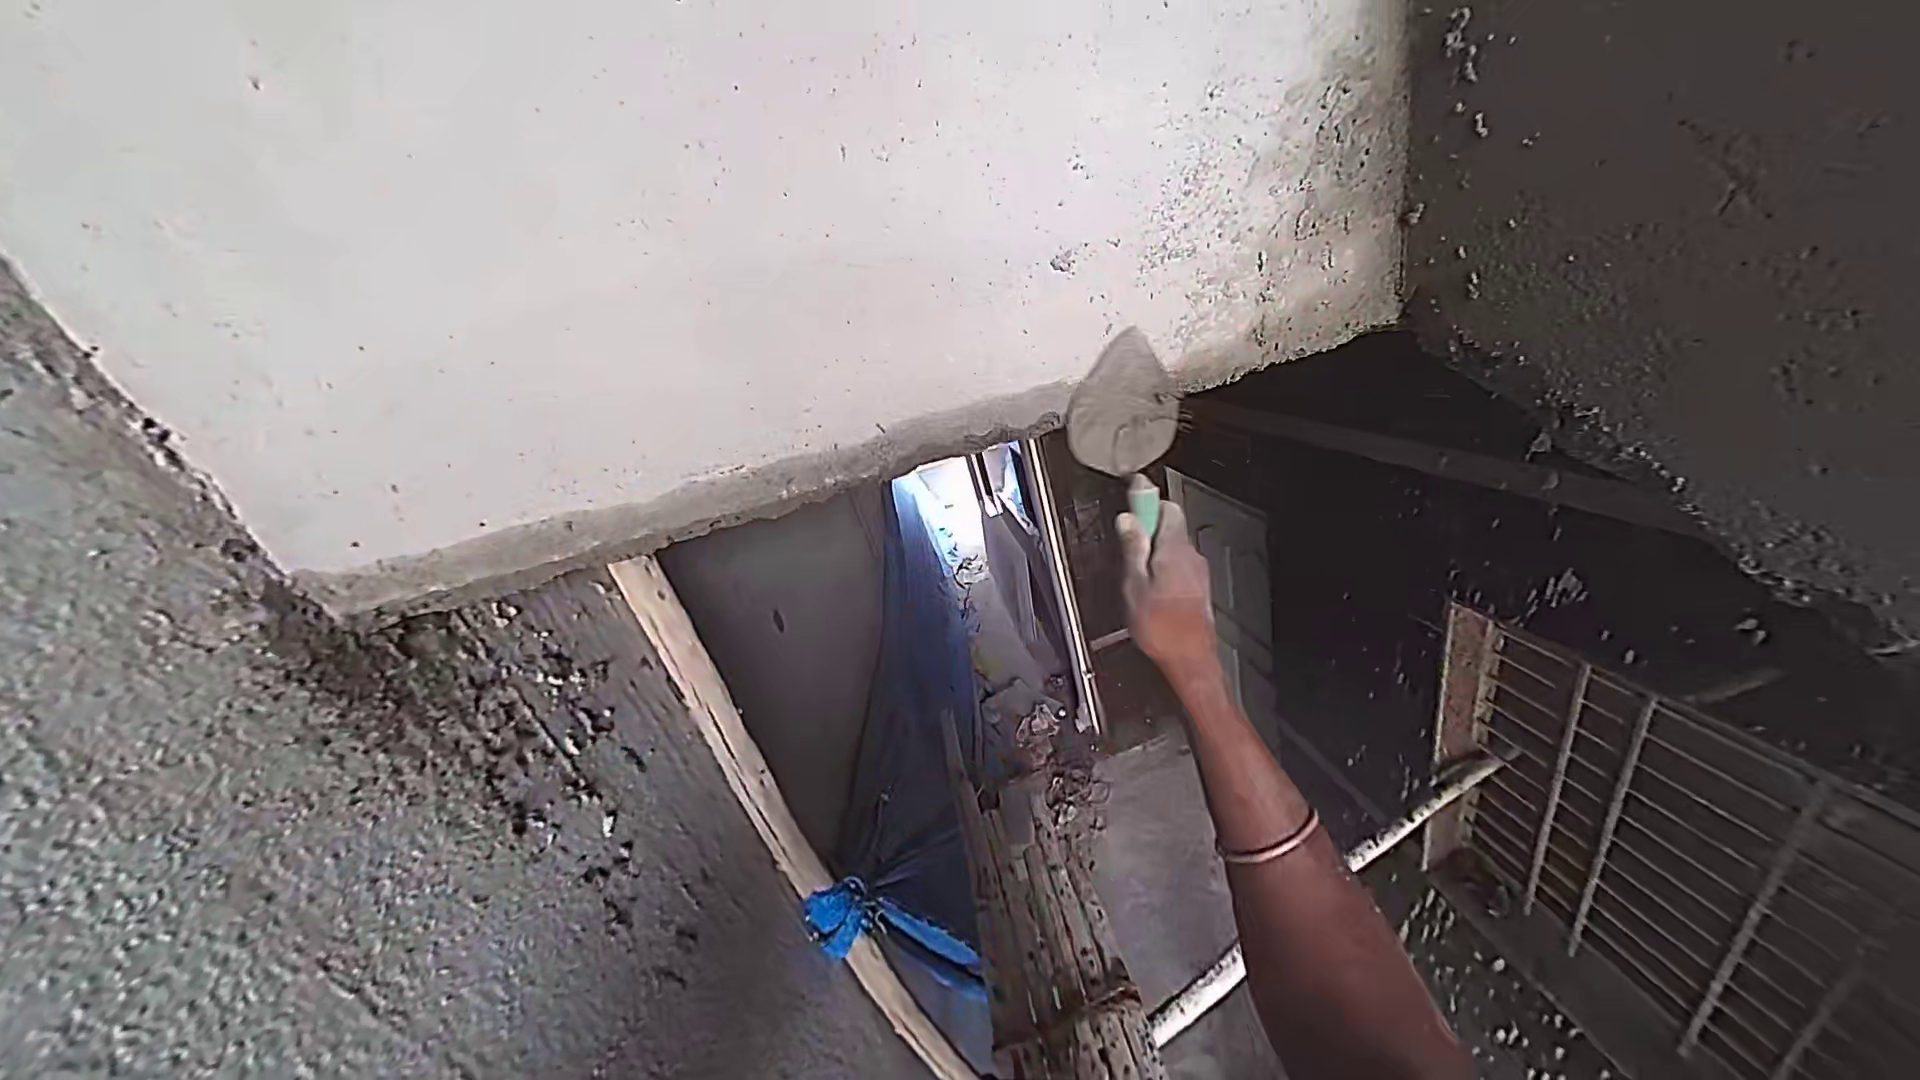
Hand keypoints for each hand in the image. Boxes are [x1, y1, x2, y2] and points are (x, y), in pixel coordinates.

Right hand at [1116, 495, 1222, 691]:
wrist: (1189, 658)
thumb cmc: (1162, 628)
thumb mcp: (1134, 584)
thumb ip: (1132, 548)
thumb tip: (1128, 521)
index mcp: (1174, 550)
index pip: (1166, 506)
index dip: (1147, 499)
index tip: (1134, 494)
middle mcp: (1191, 556)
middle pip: (1169, 526)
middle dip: (1147, 532)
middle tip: (1127, 548)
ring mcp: (1198, 571)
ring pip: (1173, 547)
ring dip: (1154, 552)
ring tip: (1136, 577)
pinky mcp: (1198, 586)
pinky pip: (1179, 565)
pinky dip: (1164, 567)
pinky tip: (1151, 590)